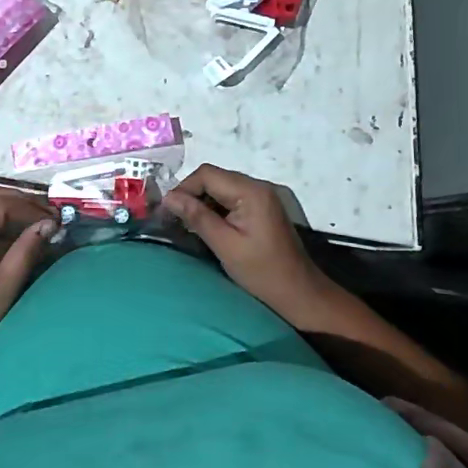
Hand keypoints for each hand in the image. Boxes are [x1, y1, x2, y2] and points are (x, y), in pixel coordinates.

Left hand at [0, 188, 56, 361]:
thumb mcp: (5, 286)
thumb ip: (26, 250)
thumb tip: (49, 224)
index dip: (28, 208)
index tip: (54, 220)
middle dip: (20, 200)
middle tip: (49, 212)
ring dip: (11, 204)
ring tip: (40, 216)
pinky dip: (2, 216)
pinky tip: (22, 226)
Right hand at [162, 165, 337, 320]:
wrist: (299, 292)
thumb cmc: (262, 272)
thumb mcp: (225, 245)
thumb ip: (197, 217)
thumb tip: (169, 198)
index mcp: (251, 191)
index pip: (207, 174)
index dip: (184, 189)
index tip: (167, 211)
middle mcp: (258, 186)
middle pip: (214, 178)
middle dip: (191, 195)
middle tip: (174, 218)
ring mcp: (262, 196)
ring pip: (221, 188)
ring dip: (202, 202)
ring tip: (187, 224)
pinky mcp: (262, 208)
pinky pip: (232, 198)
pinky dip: (216, 208)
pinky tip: (207, 227)